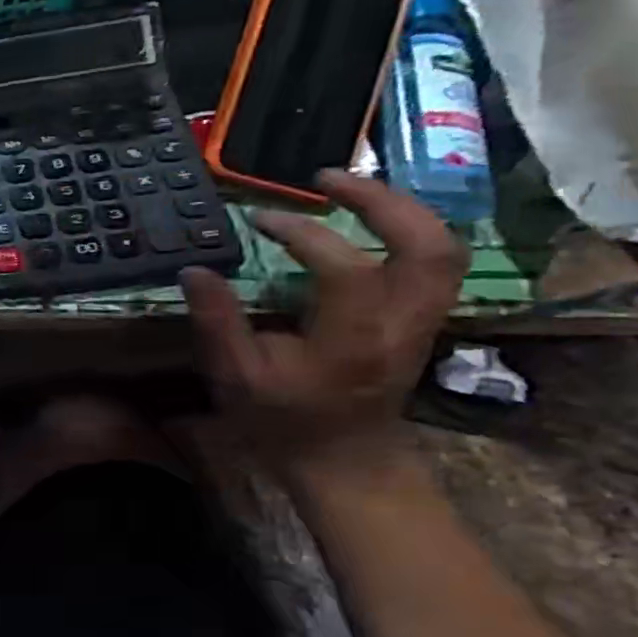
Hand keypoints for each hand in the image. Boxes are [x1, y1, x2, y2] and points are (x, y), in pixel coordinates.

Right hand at [179, 170, 468, 480]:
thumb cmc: (283, 419)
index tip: (256, 218)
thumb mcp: (235, 375)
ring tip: (344, 188)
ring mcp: (421, 320)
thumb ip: (217, 321)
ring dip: (399, 209)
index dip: (303, 234)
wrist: (345, 458)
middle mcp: (403, 324)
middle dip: (380, 201)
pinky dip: (402, 228)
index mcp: (354, 340)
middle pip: (429, 247)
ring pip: (442, 249)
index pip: (348, 269)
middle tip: (323, 178)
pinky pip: (431, 261)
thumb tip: (195, 269)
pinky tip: (360, 220)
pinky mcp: (419, 318)